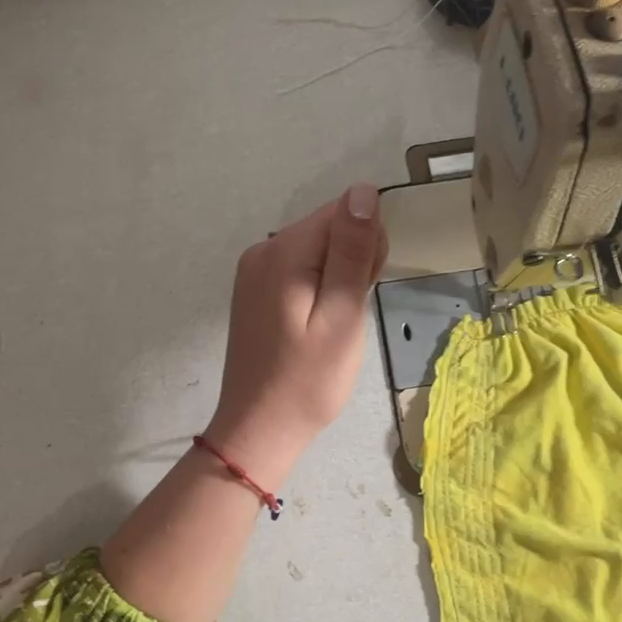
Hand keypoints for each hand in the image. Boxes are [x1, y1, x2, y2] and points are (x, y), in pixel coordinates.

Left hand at [204, 185, 387, 476]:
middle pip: (328, 227)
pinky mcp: (255, 291)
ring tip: (336, 323)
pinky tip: (320, 323)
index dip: (367, 243)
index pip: (342, 211)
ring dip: (339, 276)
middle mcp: (262, 251)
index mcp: (282, 253)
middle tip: (351, 313)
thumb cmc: (309, 381)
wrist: (259, 430)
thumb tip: (363, 191)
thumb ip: (352, 252)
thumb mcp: (342, 317)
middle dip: (353, 259)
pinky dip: (320, 288)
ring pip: (317, 249)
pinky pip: (300, 269)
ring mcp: (254, 271)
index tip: (367, 288)